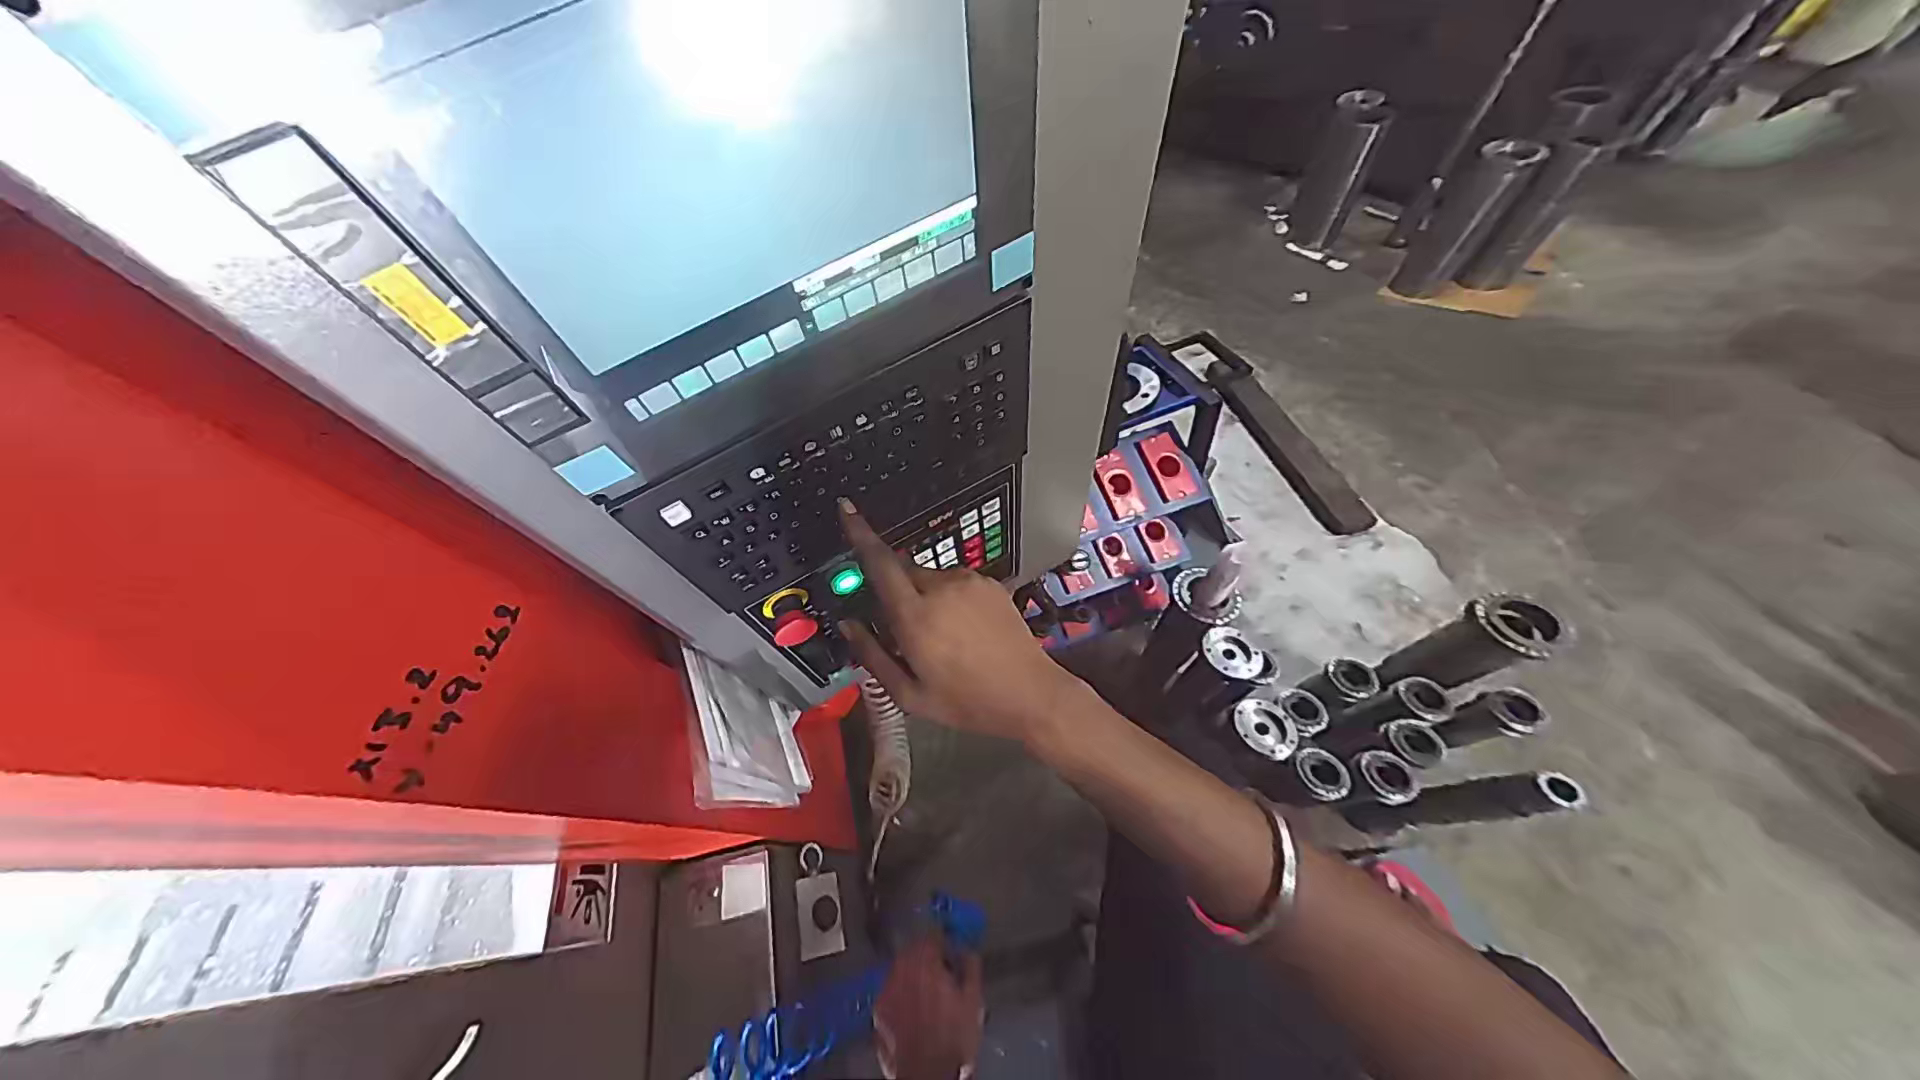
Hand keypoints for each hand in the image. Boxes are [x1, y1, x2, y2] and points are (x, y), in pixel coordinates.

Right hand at [837, 499, 1084, 742]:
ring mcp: (969, 583)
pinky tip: (963, 631)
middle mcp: (942, 590)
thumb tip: (850, 627)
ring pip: (929, 578)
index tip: (848, 511)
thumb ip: (872, 655)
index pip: (880, 563)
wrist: (1030, 694)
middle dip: (895, 593)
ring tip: (943, 639)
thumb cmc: (971, 701)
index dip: (859, 533)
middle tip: (907, 633)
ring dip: (925, 598)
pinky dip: (950, 599)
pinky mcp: (989, 583)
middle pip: (902, 572)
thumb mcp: (910, 694)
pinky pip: (956, 582)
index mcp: (916, 618)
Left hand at [873, 935, 984, 1079]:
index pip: (933, 934)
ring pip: (901, 971)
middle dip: (928, 956)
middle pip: (914, 950)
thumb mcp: (973, 999)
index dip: (945, 938)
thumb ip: (971, 966)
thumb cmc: (953, 1037)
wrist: (927, 1076)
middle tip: (943, 972)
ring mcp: (885, 991)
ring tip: (929, 994)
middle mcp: (900, 969)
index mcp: (924, 960)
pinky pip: (892, 993)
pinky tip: (914, 1011)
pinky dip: (902, 995)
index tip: (953, 947)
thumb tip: (967, 949)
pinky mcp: (878, 1013)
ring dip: (913, 975)